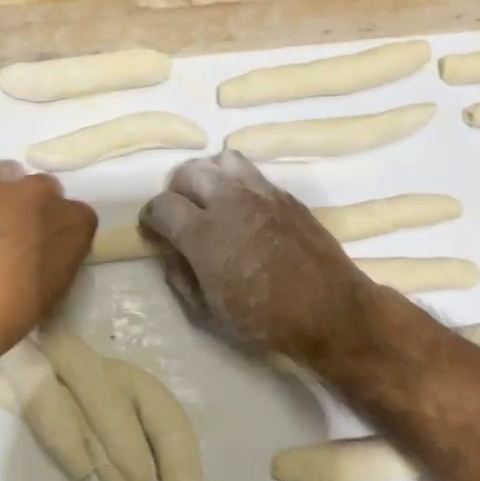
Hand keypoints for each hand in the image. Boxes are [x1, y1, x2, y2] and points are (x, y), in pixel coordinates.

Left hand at [0, 162, 96, 361]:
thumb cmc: (7, 313)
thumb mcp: (50, 294)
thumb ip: (57, 259)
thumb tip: (47, 251)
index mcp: (72, 221)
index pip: (78, 217)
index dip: (61, 233)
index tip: (48, 251)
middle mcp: (38, 192)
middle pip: (42, 190)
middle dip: (33, 209)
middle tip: (17, 239)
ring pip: (5, 180)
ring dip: (1, 200)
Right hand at [141, 151, 379, 358]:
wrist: (329, 310)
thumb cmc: (264, 319)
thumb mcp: (208, 311)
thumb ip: (181, 277)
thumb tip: (171, 254)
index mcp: (204, 234)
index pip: (162, 205)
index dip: (150, 217)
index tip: (153, 231)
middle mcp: (229, 202)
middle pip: (189, 172)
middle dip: (176, 190)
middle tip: (180, 213)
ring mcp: (261, 193)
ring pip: (222, 161)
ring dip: (208, 176)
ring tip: (210, 199)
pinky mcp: (286, 196)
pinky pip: (252, 173)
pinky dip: (237, 184)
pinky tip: (242, 208)